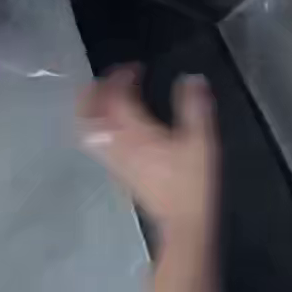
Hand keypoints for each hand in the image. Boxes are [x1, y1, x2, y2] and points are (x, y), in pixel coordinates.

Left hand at [78, 65, 218, 244]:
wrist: (182, 223)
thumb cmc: (192, 180)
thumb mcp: (202, 139)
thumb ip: (195, 106)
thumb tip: (191, 78)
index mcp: (137, 133)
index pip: (117, 99)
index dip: (121, 78)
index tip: (134, 67)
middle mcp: (119, 145)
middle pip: (90, 116)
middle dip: (92, 93)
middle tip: (102, 77)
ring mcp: (115, 160)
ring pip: (89, 130)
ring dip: (89, 109)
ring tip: (98, 95)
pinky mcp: (119, 171)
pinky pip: (97, 142)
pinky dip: (97, 125)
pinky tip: (110, 123)